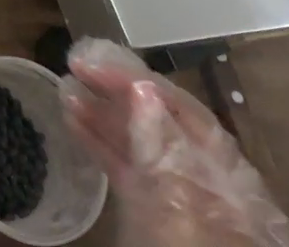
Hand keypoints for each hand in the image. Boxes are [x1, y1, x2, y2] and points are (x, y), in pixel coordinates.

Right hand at [61, 39, 288, 246]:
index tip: (90, 60)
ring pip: (139, 140)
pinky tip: (73, 122)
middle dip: (116, 89)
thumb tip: (142, 88)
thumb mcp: (179, 199)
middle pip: (160, 119)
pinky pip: (128, 166)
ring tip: (65, 88)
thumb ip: (164, 148)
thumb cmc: (192, 243)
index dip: (135, 77)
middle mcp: (204, 173)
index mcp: (223, 167)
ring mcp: (178, 192)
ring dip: (102, 111)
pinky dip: (101, 142)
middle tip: (74, 65)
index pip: (180, 107)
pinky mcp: (156, 211)